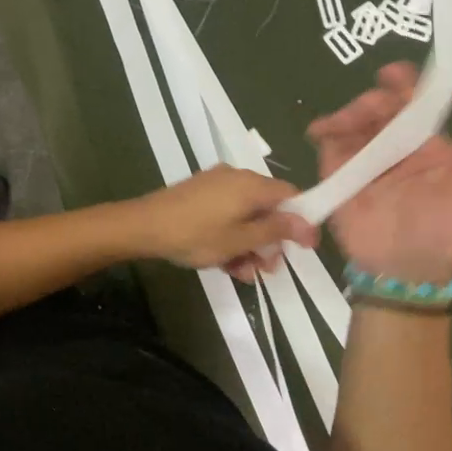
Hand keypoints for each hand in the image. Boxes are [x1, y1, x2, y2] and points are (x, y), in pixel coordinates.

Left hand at [134, 166, 317, 279]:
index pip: (291, 195)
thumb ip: (276, 230)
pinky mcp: (198, 195)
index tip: (302, 248)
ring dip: (249, 245)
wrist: (143, 226)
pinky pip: (226, 214)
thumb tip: (308, 223)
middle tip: (266, 268)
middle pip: (268, 208)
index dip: (301, 221)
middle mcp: (235, 178)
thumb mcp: (241, 239)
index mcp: (250, 184)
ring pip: (245, 215)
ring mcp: (214, 185)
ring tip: (241, 272)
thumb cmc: (196, 234)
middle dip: (270, 240)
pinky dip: (230, 236)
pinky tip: (225, 263)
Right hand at [308, 63, 451, 284]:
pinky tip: (322, 129)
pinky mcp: (337, 171)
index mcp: (427, 151)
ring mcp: (363, 159)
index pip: (416, 112)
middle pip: (381, 112)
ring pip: (353, 122)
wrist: (398, 271)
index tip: (396, 74)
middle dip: (373, 100)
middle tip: (370, 105)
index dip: (408, 89)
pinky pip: (329, 144)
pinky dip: (324, 130)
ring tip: (344, 121)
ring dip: (348, 113)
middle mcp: (394, 149)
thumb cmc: (438, 236)